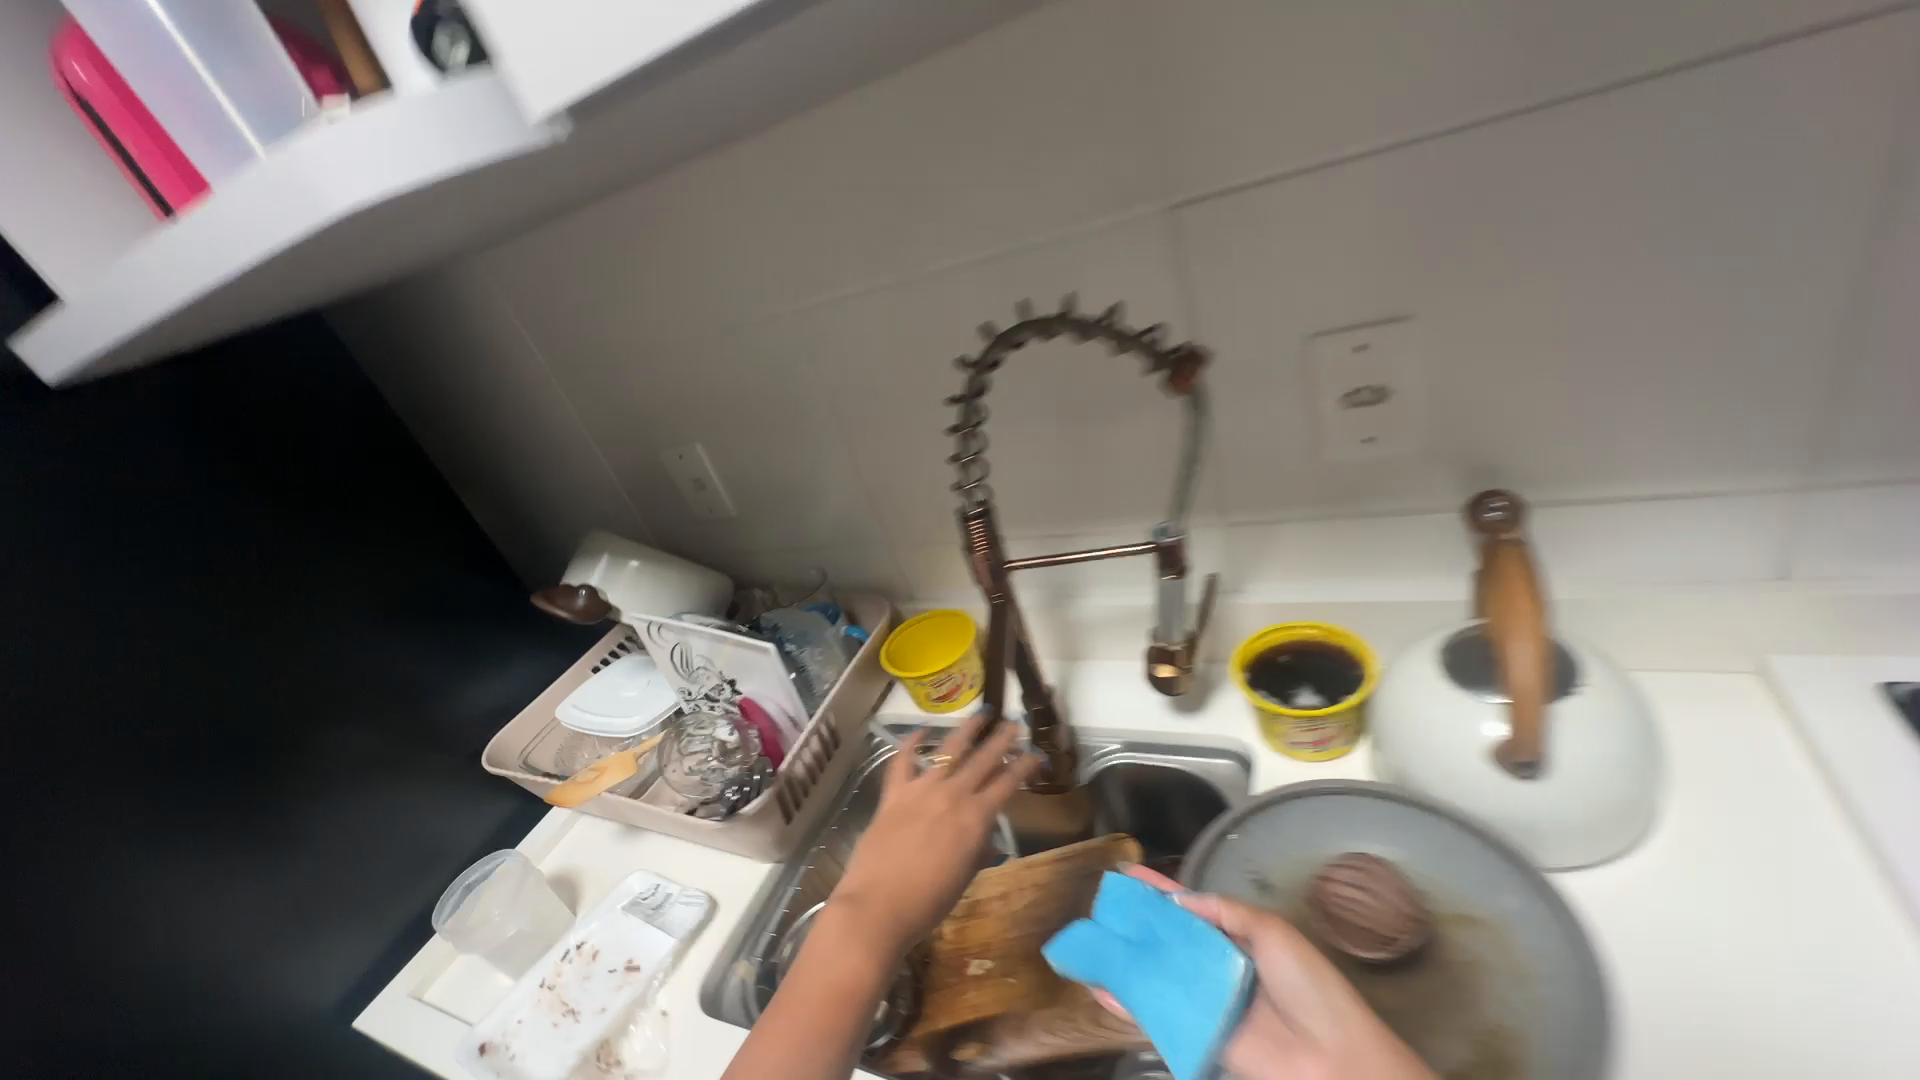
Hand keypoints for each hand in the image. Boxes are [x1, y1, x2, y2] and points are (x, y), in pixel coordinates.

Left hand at [829, 713, 1037, 951]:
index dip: (1024, 766)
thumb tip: (985, 838)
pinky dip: (912, 743)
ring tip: (981, 715)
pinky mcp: (893, 795)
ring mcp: (921, 791)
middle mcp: (952, 796)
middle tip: (1014, 724)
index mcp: (976, 818)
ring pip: (949, 751)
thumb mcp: (964, 877)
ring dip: (967, 730)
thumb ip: (977, 851)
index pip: (1008, 783)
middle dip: (1002, 740)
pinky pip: (903, 761)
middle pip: (983, 759)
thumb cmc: (928, 903)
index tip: (1036, 754)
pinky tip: (921, 731)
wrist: (878, 906)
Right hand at [1098, 866, 1435, 1079]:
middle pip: (1166, 940)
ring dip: (1123, 958)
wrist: (1333, 1058)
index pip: (1189, 908)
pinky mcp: (1195, 1034)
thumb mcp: (1273, 931)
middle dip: (1134, 923)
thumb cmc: (1309, 986)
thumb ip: (1225, 912)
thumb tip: (1179, 900)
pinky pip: (1156, 1014)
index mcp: (1236, 937)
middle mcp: (1215, 966)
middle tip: (1098, 906)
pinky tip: (1098, 987)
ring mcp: (1203, 1001)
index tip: (1128, 872)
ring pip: (1154, 974)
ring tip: (1087, 941)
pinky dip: (1127, 1002)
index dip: (1159, 891)